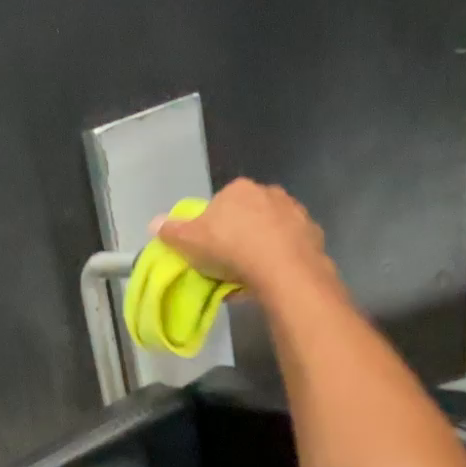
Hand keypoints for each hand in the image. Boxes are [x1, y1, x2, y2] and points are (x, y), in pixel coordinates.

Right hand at [154, 178, 340, 300]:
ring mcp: (294, 210)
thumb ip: (171, 231)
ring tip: (247, 274)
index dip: (211, 227)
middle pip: (245, 215)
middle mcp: (268, 192)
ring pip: (269, 229)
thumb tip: (154, 223)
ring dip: (258, 246)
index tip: (207, 250)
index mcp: (238, 189)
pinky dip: (278, 257)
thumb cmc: (229, 248)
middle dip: (237, 234)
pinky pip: (287, 245)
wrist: (281, 267)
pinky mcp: (311, 232)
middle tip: (226, 263)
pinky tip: (268, 277)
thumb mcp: (189, 241)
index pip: (219, 204)